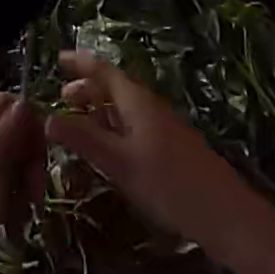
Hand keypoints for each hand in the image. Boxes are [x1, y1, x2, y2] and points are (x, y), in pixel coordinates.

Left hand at [0, 93, 41, 273]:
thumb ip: (8, 132)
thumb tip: (25, 100)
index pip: (4, 103)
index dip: (27, 117)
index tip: (43, 145)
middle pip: (10, 133)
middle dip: (29, 156)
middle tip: (36, 188)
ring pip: (9, 163)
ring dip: (23, 182)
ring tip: (25, 209)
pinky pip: (1, 189)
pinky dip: (13, 201)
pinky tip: (14, 221)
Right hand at [46, 53, 274, 273]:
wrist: (226, 215)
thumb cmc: (169, 184)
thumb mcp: (119, 163)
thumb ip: (84, 139)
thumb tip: (47, 117)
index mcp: (137, 101)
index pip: (103, 70)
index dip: (80, 62)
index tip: (58, 58)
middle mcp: (149, 105)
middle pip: (113, 87)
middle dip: (86, 88)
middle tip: (61, 97)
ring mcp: (162, 125)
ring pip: (123, 107)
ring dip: (99, 109)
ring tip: (78, 122)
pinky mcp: (170, 146)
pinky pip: (133, 124)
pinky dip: (113, 127)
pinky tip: (107, 147)